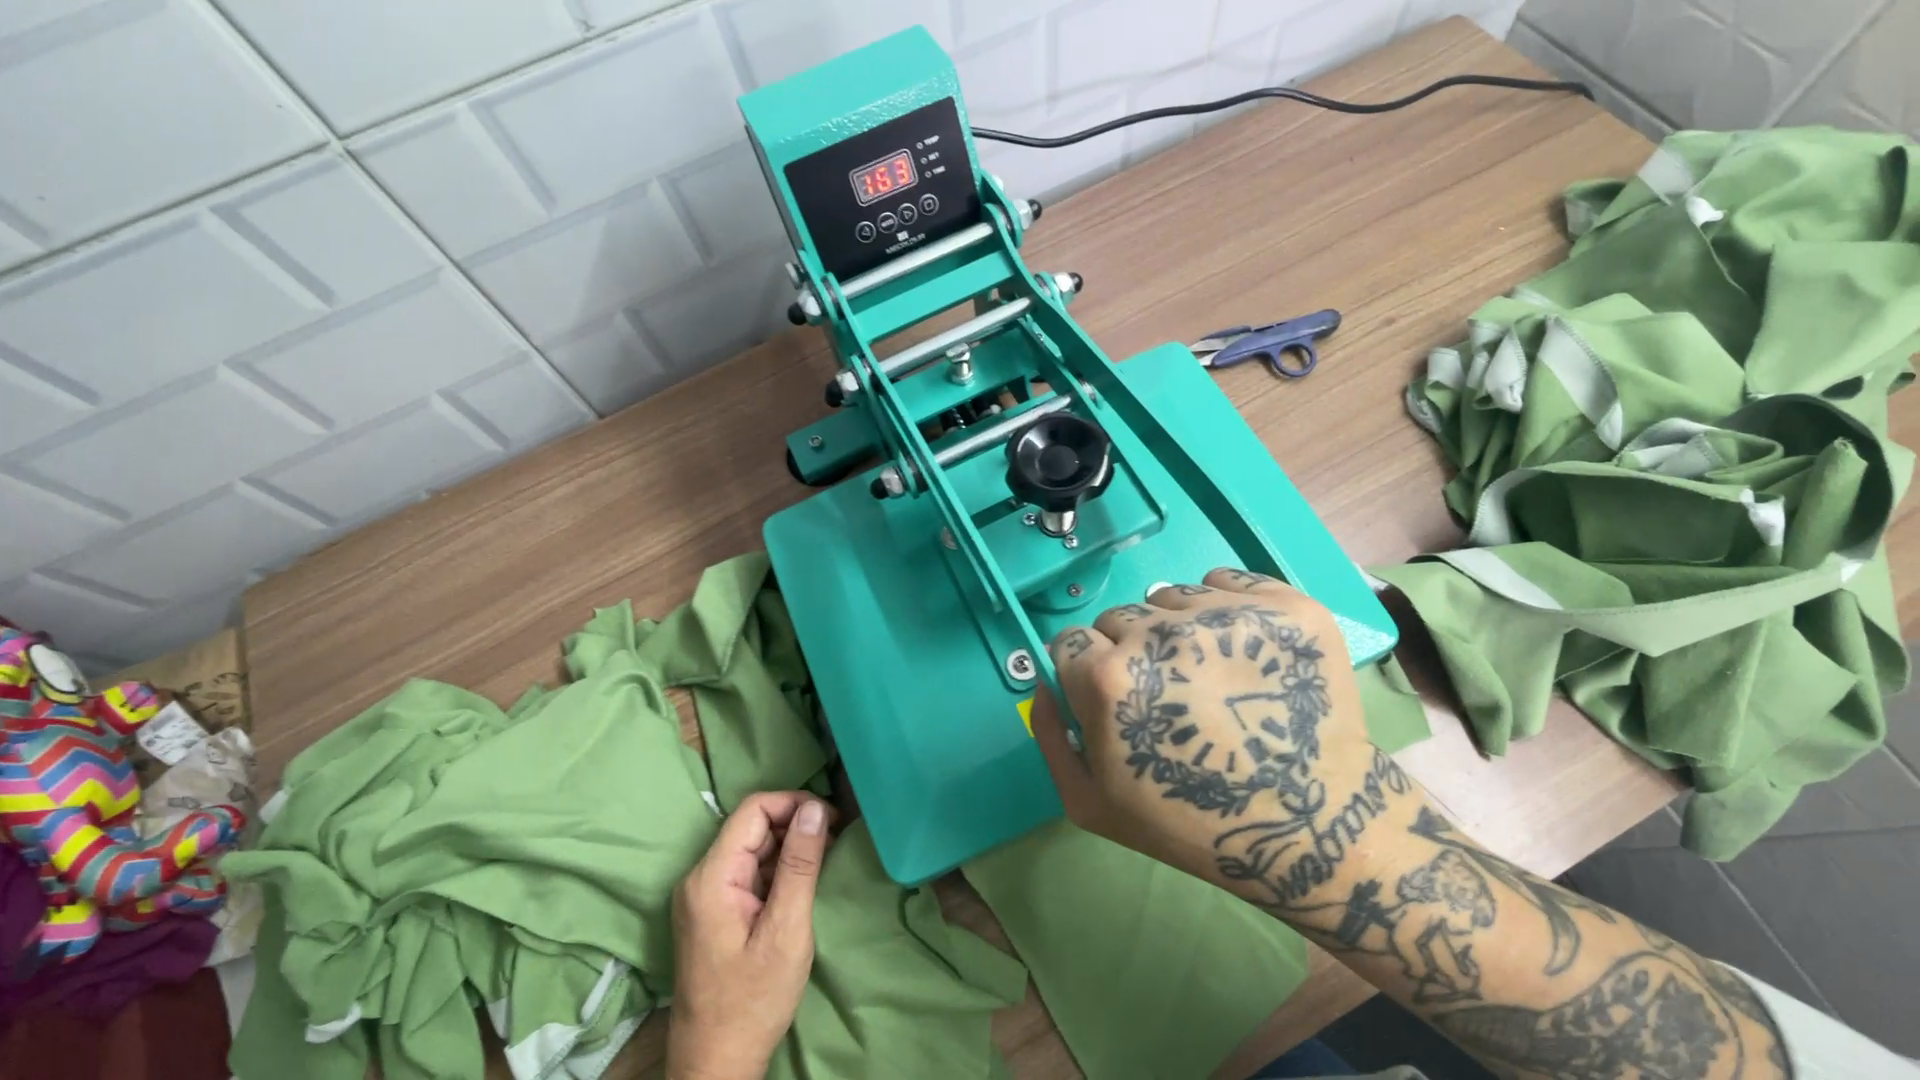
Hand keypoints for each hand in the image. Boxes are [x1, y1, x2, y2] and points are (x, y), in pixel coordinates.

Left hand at [667, 792, 833, 1079]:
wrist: (716, 1062)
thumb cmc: (754, 999)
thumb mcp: (786, 930)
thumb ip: (800, 865)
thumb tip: (815, 808)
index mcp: (711, 877)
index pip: (752, 811)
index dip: (793, 803)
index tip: (833, 818)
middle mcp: (700, 878)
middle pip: (750, 827)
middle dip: (794, 824)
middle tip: (837, 838)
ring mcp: (703, 897)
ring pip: (750, 849)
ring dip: (788, 847)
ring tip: (827, 857)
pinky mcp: (712, 913)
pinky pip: (746, 873)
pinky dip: (776, 869)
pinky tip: (803, 881)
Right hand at [1031, 569, 1401, 907]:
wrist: (1310, 824)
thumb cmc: (1192, 824)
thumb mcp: (1091, 804)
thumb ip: (1050, 736)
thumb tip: (1045, 682)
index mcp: (1109, 677)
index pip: (1070, 643)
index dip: (1085, 674)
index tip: (1115, 702)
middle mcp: (1161, 629)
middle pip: (1120, 618)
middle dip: (1129, 651)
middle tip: (1167, 697)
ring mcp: (1227, 612)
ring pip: (1171, 597)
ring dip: (1176, 628)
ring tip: (1209, 676)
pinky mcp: (1282, 605)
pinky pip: (1226, 581)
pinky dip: (1224, 607)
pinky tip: (1240, 652)